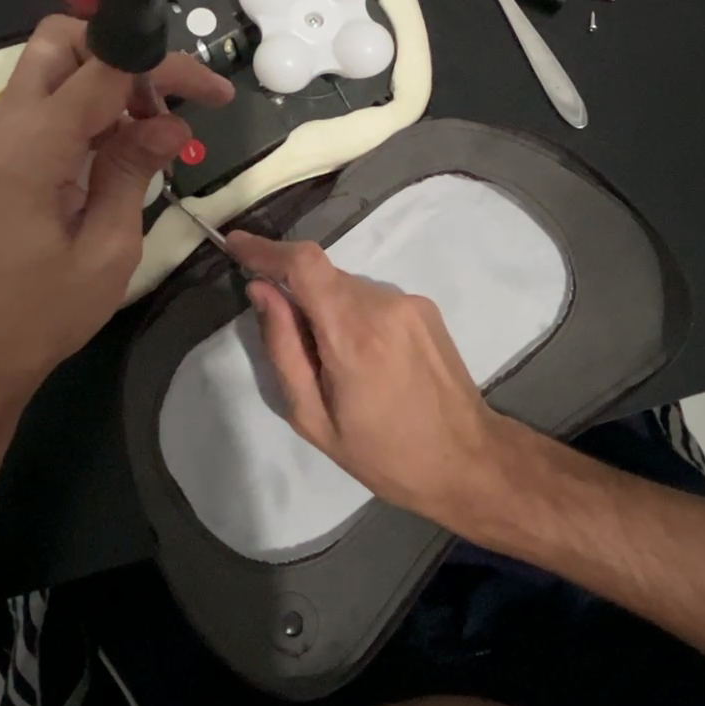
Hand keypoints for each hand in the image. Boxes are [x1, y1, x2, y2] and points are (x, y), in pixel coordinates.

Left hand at [0, 16, 232, 402]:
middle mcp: (9, 124)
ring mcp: (2, 138)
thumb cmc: (45, 312)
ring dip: (111, 80)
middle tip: (171, 103)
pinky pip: (51, 104)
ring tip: (159, 129)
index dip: (162, 66)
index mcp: (33, 144)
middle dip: (125, 55)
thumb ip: (135, 171)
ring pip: (57, 68)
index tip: (212, 92)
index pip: (103, 67)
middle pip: (64, 41)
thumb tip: (171, 121)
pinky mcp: (7, 155)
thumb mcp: (109, 246)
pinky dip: (93, 107)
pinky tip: (128, 145)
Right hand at [227, 231, 521, 525]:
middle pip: (322, 275)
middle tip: (296, 347)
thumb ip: (282, 348)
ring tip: (340, 366)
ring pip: (346, 286)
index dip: (265, 249)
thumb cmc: (383, 454)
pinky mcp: (425, 306)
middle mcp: (384, 304)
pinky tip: (368, 360)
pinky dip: (354, 315)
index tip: (236, 245)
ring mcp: (409, 302)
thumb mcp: (313, 418)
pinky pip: (371, 297)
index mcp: (352, 335)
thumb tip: (261, 291)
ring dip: (327, 309)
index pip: (304, 264)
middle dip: (296, 295)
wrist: (468, 460)